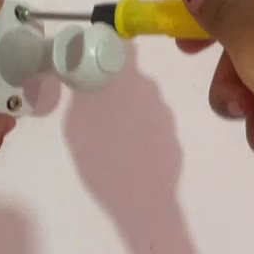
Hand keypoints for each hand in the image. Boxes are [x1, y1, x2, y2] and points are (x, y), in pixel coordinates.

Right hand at [64, 66, 181, 227]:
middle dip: (122, 90)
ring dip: (134, 114)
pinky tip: (132, 154)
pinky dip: (145, 135)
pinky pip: (156, 129)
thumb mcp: (77, 128)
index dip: (116, 50)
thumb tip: (85, 78)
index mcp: (131, 84)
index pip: (129, 52)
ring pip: (147, 106)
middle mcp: (154, 95)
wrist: (140, 203)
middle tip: (102, 112)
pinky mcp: (176, 141)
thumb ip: (85, 98)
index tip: (102, 59)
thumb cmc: (102, 163)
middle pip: (138, 82)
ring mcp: (168, 119)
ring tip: (116, 138)